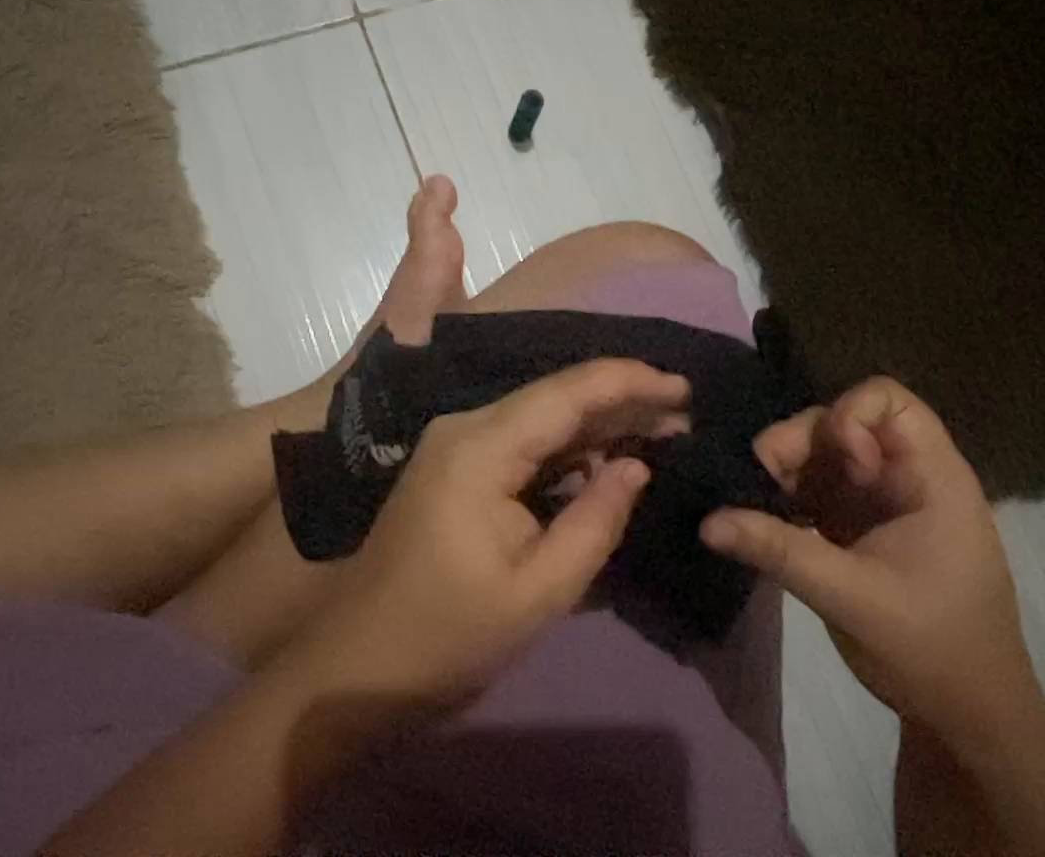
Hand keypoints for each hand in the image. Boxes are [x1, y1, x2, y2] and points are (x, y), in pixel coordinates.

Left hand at [280, 359, 690, 703]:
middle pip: (554, 396)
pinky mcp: (454, 469)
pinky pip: (520, 443)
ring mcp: (454, 446)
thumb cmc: (449, 634)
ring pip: (539, 417)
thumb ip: (596, 521)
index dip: (629, 381)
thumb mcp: (539, 590)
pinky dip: (567, 449)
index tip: (686, 386)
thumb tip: (638, 464)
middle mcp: (464, 429)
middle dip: (621, 401)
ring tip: (663, 433)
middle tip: (686, 416)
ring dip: (597, 424)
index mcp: (480, 448)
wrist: (358, 664)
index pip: (567, 392)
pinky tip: (607, 460)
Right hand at [700, 377, 1038, 737]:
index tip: (836, 471)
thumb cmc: (929, 648)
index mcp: (931, 478)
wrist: (966, 716)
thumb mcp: (850, 596)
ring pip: (823, 457)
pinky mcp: (859, 528)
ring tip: (754, 505)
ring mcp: (880, 502)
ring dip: (784, 471)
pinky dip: (786, 498)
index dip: (848, 419)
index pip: (887, 401)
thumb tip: (707, 520)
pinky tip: (762, 522)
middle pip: (842, 424)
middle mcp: (905, 477)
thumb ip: (777, 550)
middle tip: (759, 481)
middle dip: (797, 445)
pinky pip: (816, 491)